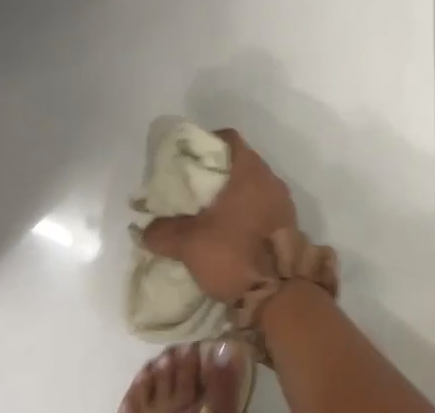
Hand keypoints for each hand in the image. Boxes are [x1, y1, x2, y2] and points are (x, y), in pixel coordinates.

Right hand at [143, 129, 296, 304]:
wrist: (279, 294)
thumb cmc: (234, 254)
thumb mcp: (189, 244)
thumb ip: (163, 232)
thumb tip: (146, 229)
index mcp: (250, 172)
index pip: (229, 139)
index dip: (206, 144)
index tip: (188, 160)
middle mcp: (271, 180)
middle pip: (240, 163)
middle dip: (216, 174)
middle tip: (192, 189)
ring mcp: (283, 203)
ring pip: (252, 187)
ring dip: (232, 196)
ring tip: (207, 213)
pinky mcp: (287, 225)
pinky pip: (262, 207)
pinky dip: (245, 213)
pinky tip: (228, 232)